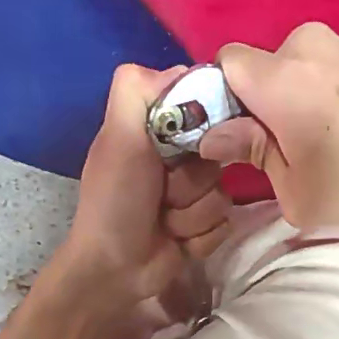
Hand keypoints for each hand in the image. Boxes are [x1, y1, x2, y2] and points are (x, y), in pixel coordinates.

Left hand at [55, 64, 232, 310]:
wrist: (114, 269)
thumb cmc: (113, 202)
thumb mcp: (117, 138)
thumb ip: (135, 91)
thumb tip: (182, 69)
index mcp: (157, 130)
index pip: (207, 106)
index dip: (205, 123)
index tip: (189, 142)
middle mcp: (179, 157)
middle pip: (222, 153)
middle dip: (191, 179)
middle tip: (162, 192)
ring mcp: (193, 193)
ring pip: (224, 192)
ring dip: (191, 213)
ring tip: (164, 222)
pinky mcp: (205, 226)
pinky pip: (225, 222)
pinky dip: (198, 236)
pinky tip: (175, 241)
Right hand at [199, 22, 338, 226]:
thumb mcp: (296, 190)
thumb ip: (249, 154)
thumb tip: (213, 136)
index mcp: (279, 78)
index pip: (221, 64)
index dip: (216, 98)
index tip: (227, 134)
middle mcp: (303, 47)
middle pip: (253, 69)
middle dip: (250, 104)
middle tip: (268, 148)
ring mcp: (336, 45)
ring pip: (283, 71)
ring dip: (281, 102)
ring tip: (308, 143)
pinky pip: (312, 71)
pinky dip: (309, 97)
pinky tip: (334, 131)